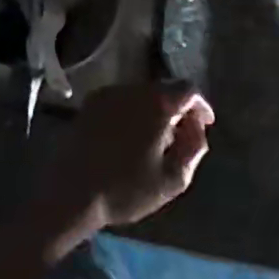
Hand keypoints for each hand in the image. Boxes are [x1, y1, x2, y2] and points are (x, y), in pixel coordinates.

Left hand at [41, 82, 215, 231]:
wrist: (74, 189)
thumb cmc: (127, 189)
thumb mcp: (173, 178)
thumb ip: (193, 147)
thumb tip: (197, 126)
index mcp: (155, 104)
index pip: (187, 89)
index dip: (200, 105)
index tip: (204, 125)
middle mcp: (131, 89)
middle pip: (163, 88)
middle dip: (177, 109)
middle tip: (182, 138)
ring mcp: (107, 93)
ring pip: (141, 93)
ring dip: (154, 110)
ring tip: (157, 142)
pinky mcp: (90, 101)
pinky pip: (121, 99)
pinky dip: (133, 111)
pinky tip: (131, 137)